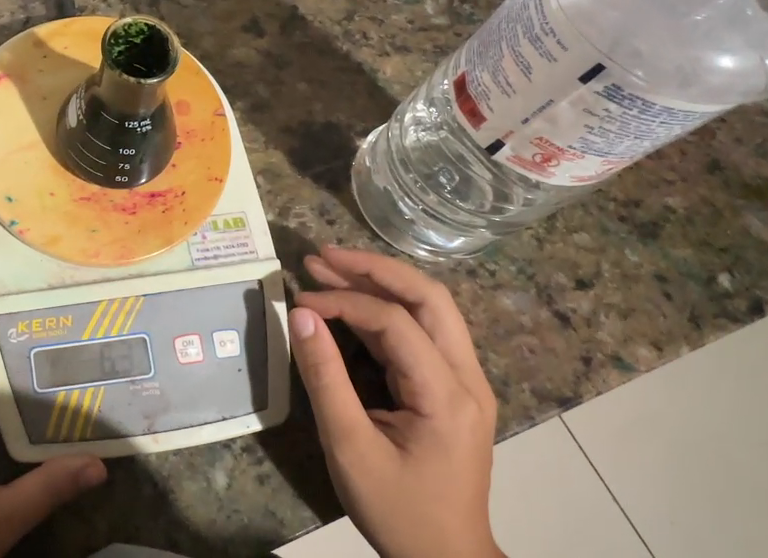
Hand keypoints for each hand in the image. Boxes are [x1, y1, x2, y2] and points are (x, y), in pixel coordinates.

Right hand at [289, 246, 502, 557]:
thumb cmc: (397, 509)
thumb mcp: (349, 448)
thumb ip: (325, 377)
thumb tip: (301, 315)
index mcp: (447, 394)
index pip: (395, 321)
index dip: (344, 301)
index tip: (300, 301)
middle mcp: (467, 378)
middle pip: (428, 297)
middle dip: (372, 269)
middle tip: (320, 256)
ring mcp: (466, 382)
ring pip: (429, 308)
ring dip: (380, 283)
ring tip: (329, 268)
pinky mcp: (454, 389)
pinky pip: (423, 332)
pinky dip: (386, 309)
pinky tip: (351, 304)